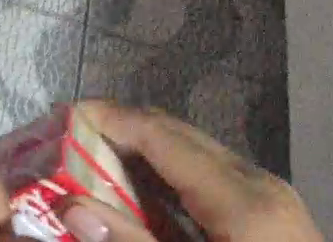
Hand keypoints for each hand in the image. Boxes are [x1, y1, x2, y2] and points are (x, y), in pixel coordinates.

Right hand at [57, 102, 323, 241]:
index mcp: (240, 197)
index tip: (60, 117)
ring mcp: (270, 197)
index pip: (155, 131)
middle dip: (116, 130)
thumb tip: (69, 206)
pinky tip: (140, 194)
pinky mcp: (272, 215)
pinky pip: (207, 173)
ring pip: (188, 149)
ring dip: (139, 150)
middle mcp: (257, 182)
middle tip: (69, 141)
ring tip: (94, 163)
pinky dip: (167, 173)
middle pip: (170, 131)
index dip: (105, 117)